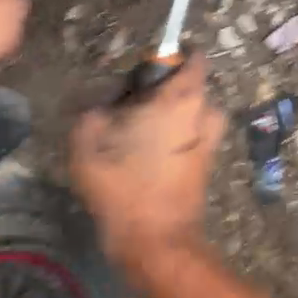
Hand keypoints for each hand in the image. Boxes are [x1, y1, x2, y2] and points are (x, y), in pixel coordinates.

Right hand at [69, 54, 226, 269]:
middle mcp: (205, 113)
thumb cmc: (121, 181)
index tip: (140, 71)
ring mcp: (209, 142)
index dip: (166, 57)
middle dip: (162, 90)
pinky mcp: (205, 166)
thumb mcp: (88, 134)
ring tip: (134, 135)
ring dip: (167, 117)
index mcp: (183, 96)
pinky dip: (171, 140)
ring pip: (188, 114)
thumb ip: (96, 103)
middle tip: (127, 106)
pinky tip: (142, 158)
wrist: (153, 241)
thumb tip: (107, 99)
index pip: (191, 56)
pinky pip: (188, 137)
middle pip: (187, 86)